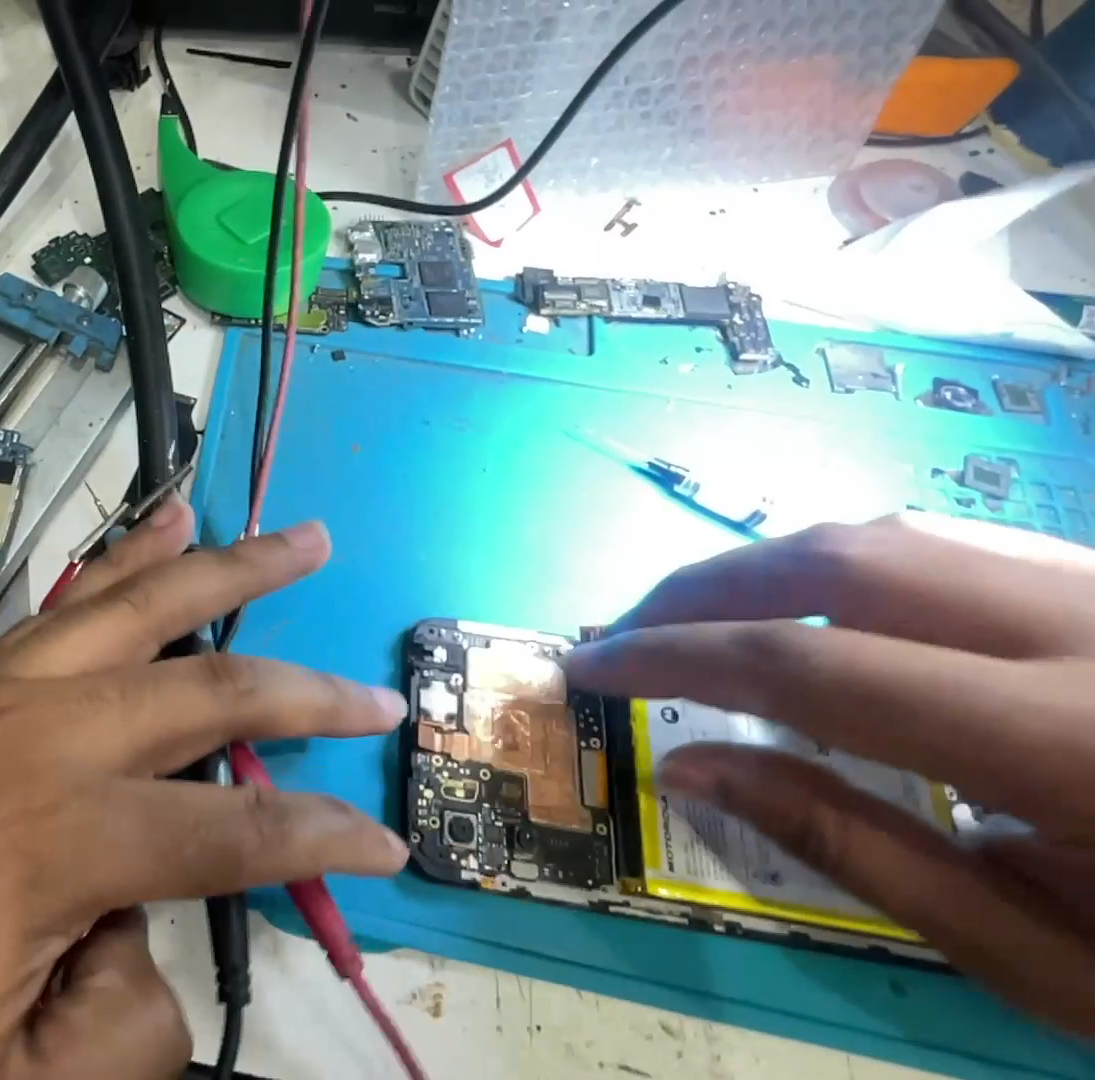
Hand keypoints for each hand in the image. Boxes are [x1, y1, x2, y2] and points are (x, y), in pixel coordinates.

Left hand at [0, 498, 408, 1079]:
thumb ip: (120, 1017)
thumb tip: (144, 936)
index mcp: (61, 837)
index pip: (237, 833)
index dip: (324, 844)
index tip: (389, 848)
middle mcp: (38, 737)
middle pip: (204, 687)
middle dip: (303, 689)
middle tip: (377, 695)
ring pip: (132, 605)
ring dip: (219, 570)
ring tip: (288, 537)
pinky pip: (57, 609)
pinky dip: (117, 567)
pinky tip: (149, 532)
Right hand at [564, 513, 1094, 1034]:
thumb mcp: (1042, 960)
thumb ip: (848, 845)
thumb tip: (686, 768)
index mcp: (1070, 745)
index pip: (804, 665)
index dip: (673, 658)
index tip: (590, 666)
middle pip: (836, 561)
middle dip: (701, 589)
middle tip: (625, 631)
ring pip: (892, 534)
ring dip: (761, 566)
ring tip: (695, 616)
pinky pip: (952, 548)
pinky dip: (841, 568)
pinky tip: (804, 610)